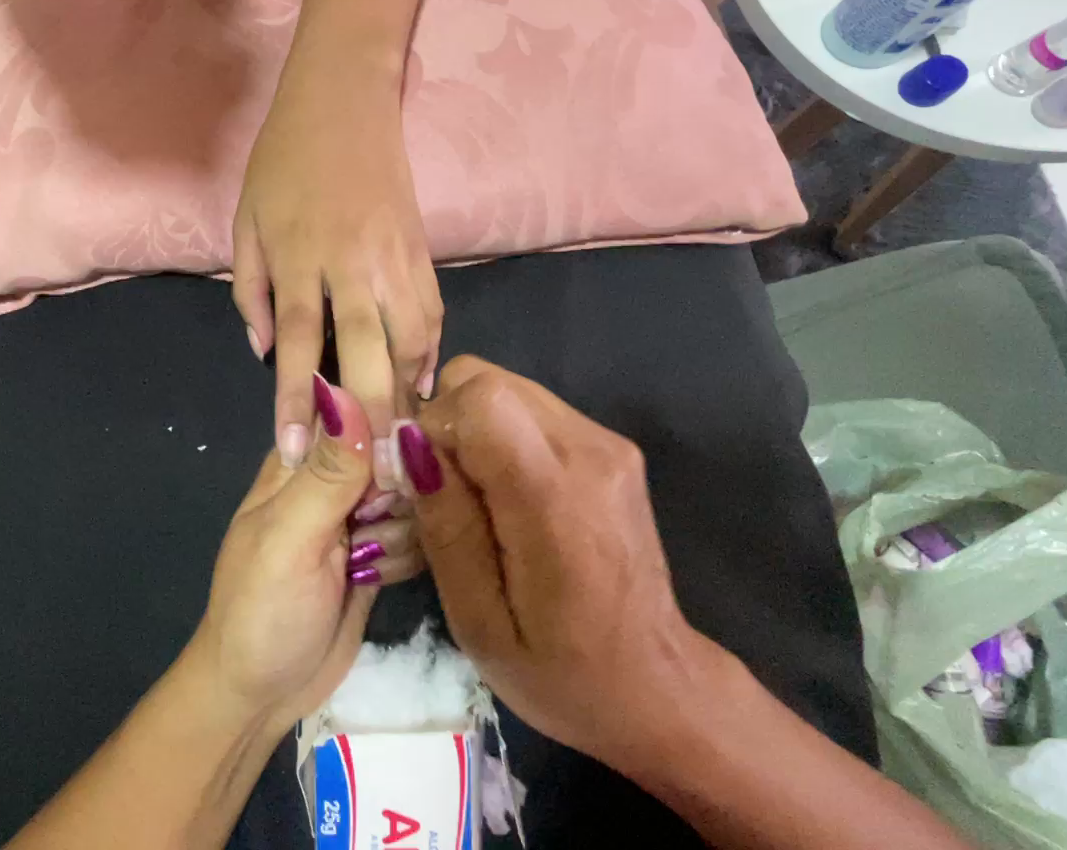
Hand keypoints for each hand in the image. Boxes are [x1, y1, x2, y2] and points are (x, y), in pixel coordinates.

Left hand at [189, 376, 425, 731]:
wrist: (261, 692)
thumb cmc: (262, 609)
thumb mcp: (290, 537)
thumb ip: (326, 472)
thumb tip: (346, 389)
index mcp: (301, 457)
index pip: (360, 407)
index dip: (388, 431)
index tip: (389, 474)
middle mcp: (333, 477)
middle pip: (399, 451)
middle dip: (399, 492)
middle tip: (366, 530)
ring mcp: (359, 516)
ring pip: (417, 495)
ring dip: (400, 534)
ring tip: (362, 565)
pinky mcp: (381, 552)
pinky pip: (421, 534)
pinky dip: (406, 559)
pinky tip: (375, 581)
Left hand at [232, 58, 443, 499]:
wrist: (342, 100)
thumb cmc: (281, 162)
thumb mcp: (246, 224)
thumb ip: (251, 293)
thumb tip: (265, 357)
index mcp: (298, 258)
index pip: (295, 344)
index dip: (294, 403)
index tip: (292, 455)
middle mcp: (350, 265)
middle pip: (365, 352)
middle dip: (370, 416)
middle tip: (372, 473)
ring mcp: (394, 256)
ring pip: (410, 338)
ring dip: (407, 392)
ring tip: (403, 441)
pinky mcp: (423, 249)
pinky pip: (431, 312)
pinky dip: (430, 352)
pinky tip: (423, 384)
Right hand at [405, 356, 726, 764]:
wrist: (655, 687)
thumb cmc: (559, 671)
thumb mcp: (479, 620)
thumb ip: (447, 527)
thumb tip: (411, 447)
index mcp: (556, 497)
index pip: (481, 396)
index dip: (434, 424)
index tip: (423, 481)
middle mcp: (589, 451)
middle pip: (488, 379)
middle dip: (446, 422)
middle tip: (442, 490)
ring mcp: (607, 443)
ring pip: (507, 388)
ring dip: (472, 429)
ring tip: (473, 498)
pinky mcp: (610, 447)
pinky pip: (530, 409)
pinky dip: (499, 436)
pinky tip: (503, 495)